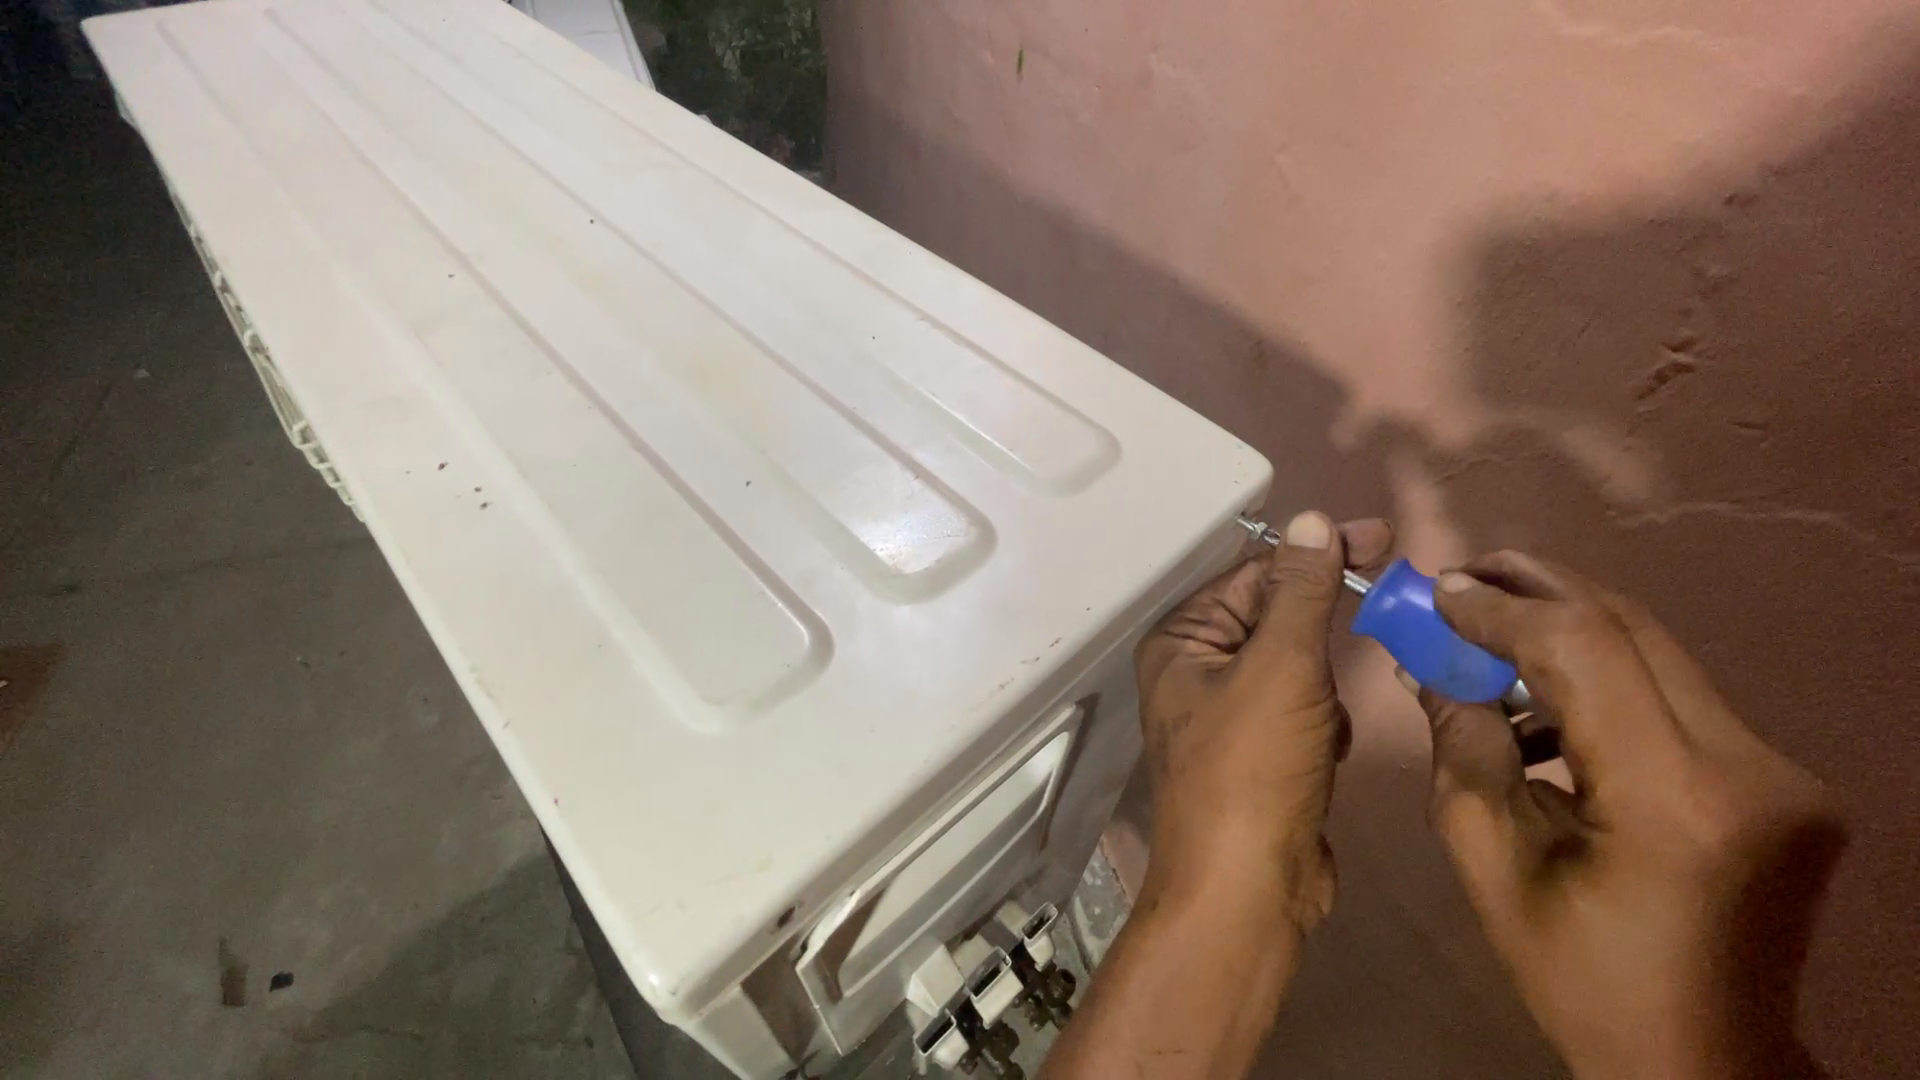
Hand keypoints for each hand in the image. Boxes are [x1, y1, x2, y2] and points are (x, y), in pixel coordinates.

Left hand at [1133, 511, 1390, 927]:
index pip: (1252, 574)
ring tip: (1323, 722)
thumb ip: (1300, 591)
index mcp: (1181, 640)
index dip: (1315, 553)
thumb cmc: (1254, 767)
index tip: (1380, 538)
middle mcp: (1193, 668)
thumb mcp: (1282, 667)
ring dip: (1322, 684)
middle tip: (1387, 602)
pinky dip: (1322, 722)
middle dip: (1322, 626)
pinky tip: (1326, 752)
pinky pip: (1301, 709)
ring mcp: (1224, 711)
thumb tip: (1311, 520)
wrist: (1249, 885)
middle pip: (1273, 617)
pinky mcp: (1257, 749)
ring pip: (1295, 666)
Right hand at [1412, 551, 1843, 1079]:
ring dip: (1563, 628)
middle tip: (1463, 578)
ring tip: (1486, 631)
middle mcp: (1749, 766)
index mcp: (1671, 797)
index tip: (1439, 590)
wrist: (1702, 1058)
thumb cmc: (1575, 971)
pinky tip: (1540, 700)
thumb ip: (1461, 744)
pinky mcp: (1775, 778)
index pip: (1583, 650)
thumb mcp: (1486, 855)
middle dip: (1536, 589)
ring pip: (1654, 651)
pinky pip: (1670, 693)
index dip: (1502, 606)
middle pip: (1631, 629)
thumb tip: (1429, 665)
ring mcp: (1777, 770)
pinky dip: (1596, 674)